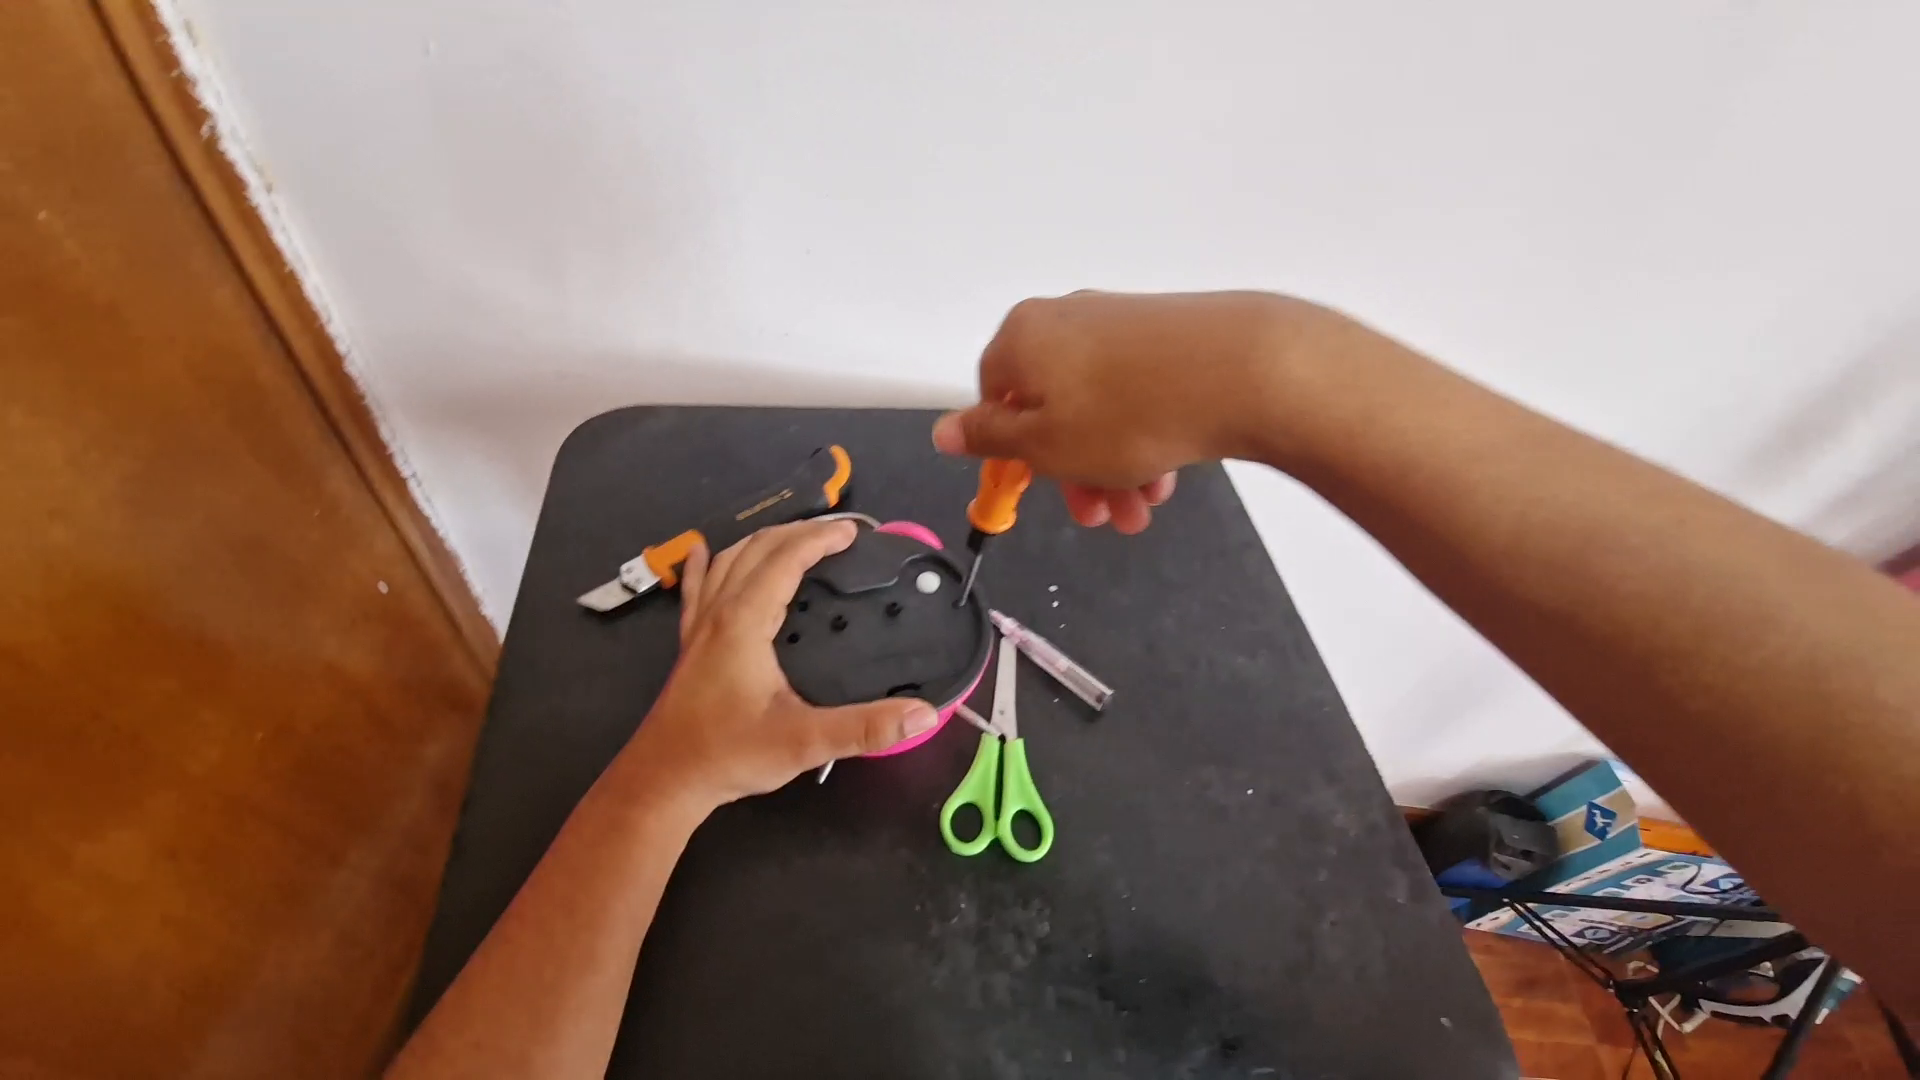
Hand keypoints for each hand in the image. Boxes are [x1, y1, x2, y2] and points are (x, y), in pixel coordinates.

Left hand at [625, 519, 939, 810]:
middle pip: (756, 551)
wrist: (664, 781)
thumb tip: (923, 714)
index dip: (819, 539)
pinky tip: (705, 550)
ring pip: (727, 562)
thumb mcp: (804, 742)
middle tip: (835, 533)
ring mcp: (698, 627)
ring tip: (793, 538)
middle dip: (797, 532)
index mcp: (745, 623)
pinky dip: (708, 563)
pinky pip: (697, 588)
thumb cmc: (730, 754)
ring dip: (762, 542)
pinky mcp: (689, 644)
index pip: (784, 560)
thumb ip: (865, 727)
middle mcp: (719, 613)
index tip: (852, 533)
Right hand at [932, 291, 1334, 532]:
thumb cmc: (1127, 413)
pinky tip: (1162, 475)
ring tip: (1138, 508)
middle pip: (1050, 409)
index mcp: (1022, 339)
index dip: (1010, 451)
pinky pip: (1134, 394)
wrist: (1244, 372)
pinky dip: (1140, 437)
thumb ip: (987, 439)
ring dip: (1110, 467)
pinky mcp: (1164, 335)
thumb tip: (943, 430)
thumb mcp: (1043, 444)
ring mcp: (1118, 324)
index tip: (1031, 487)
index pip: (993, 399)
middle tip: (1097, 514)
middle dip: (1071, 472)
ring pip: (1096, 410)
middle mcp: (1065, 320)